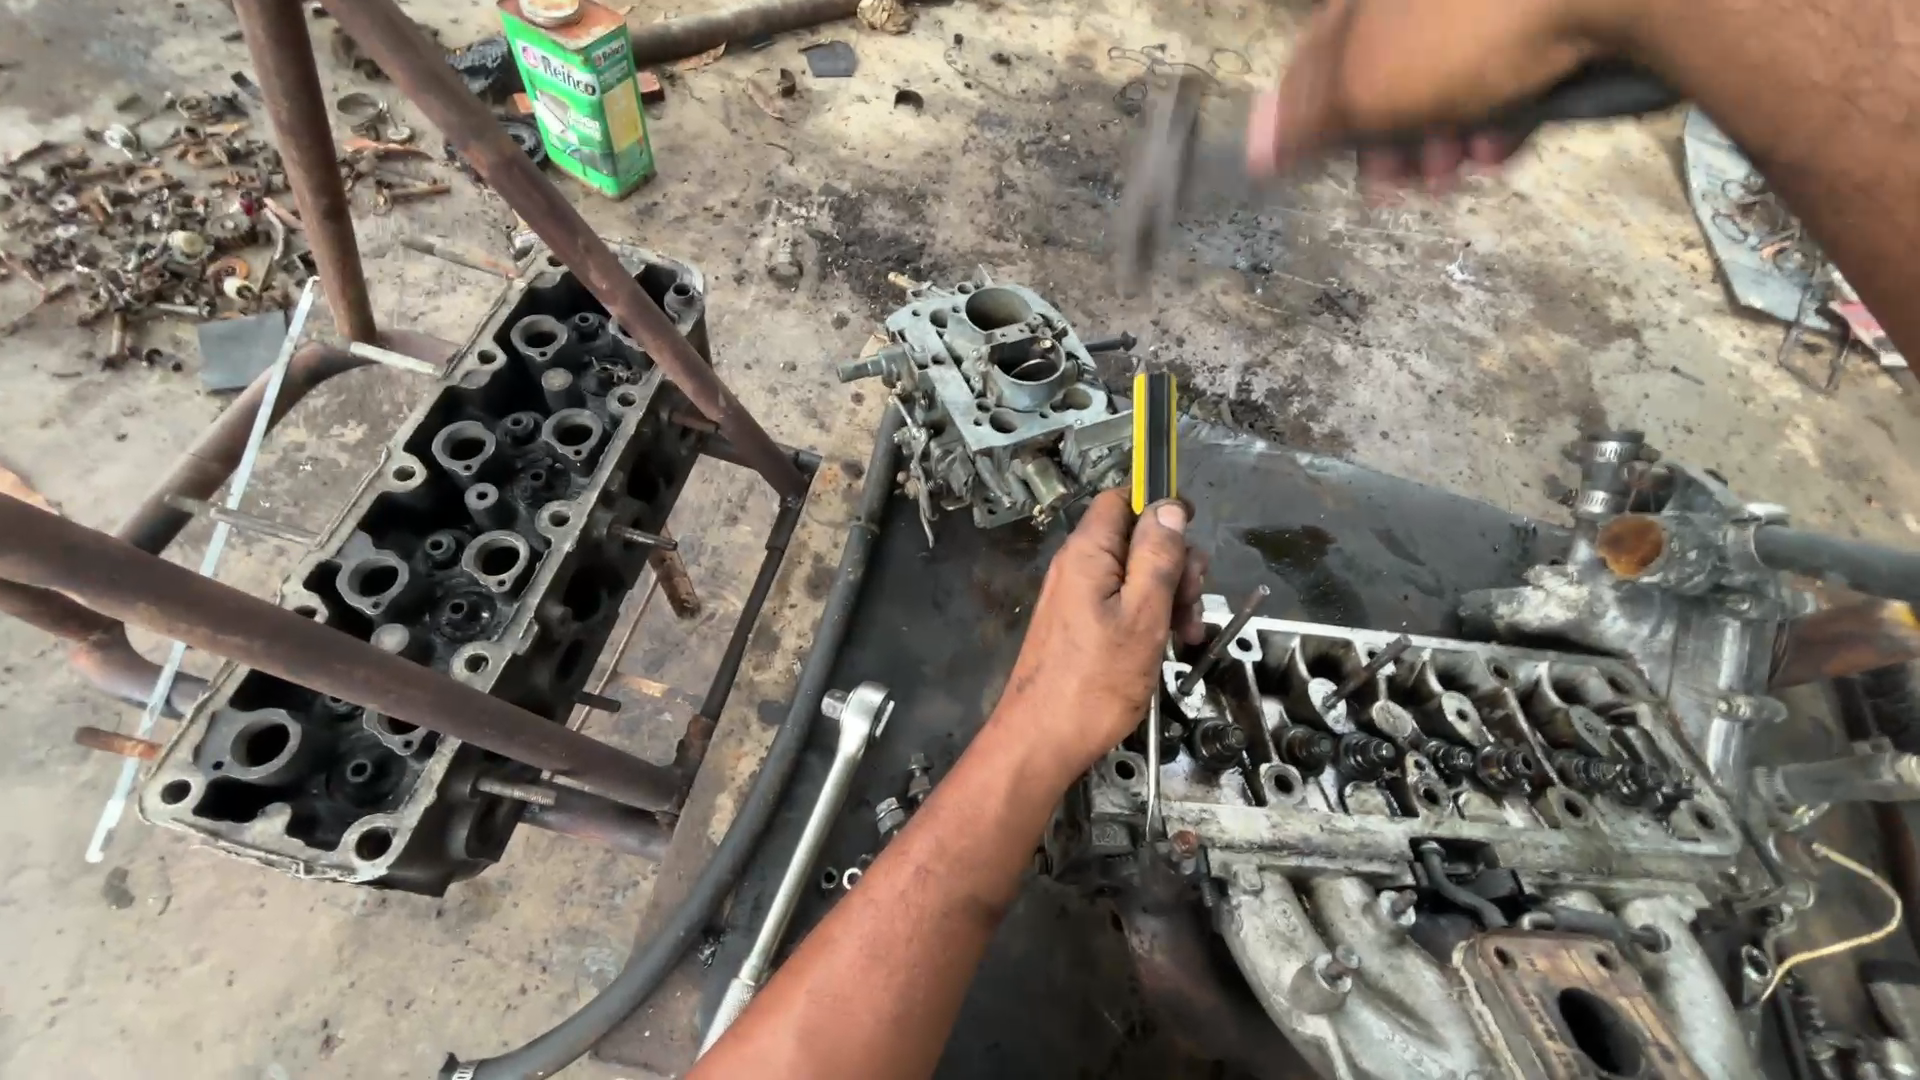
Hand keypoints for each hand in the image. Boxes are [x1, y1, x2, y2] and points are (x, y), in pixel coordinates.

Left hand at [990, 491, 1206, 784]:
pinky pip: (1122, 602)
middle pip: (1136, 538)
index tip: (1190, 536)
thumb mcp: (1142, 614)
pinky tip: (1169, 643)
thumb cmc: (1095, 681)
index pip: (1122, 498)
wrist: (1044, 738)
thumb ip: (1158, 557)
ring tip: (1186, 633)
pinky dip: (1150, 616)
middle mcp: (1078, 566)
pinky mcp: (1082, 623)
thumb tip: (1169, 506)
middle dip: (1175, 562)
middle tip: (1191, 603)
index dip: (1160, 508)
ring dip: (1170, 595)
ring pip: (1135, 573)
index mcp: (1088, 552)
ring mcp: (1078, 596)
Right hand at [1247, 0, 1632, 191]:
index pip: (1308, 72)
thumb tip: (1252, 150)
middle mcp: (1409, 2)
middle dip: (1381, 149)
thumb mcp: (1359, 88)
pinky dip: (1491, 121)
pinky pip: (1494, 80)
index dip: (1301, 128)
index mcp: (1360, 5)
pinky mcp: (1528, 22)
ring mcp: (1471, 10)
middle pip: (1374, 89)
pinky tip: (1496, 147)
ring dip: (1436, 147)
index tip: (1306, 174)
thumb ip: (1302, 121)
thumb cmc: (1457, 36)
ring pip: (1435, 93)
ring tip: (1454, 176)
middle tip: (1390, 191)